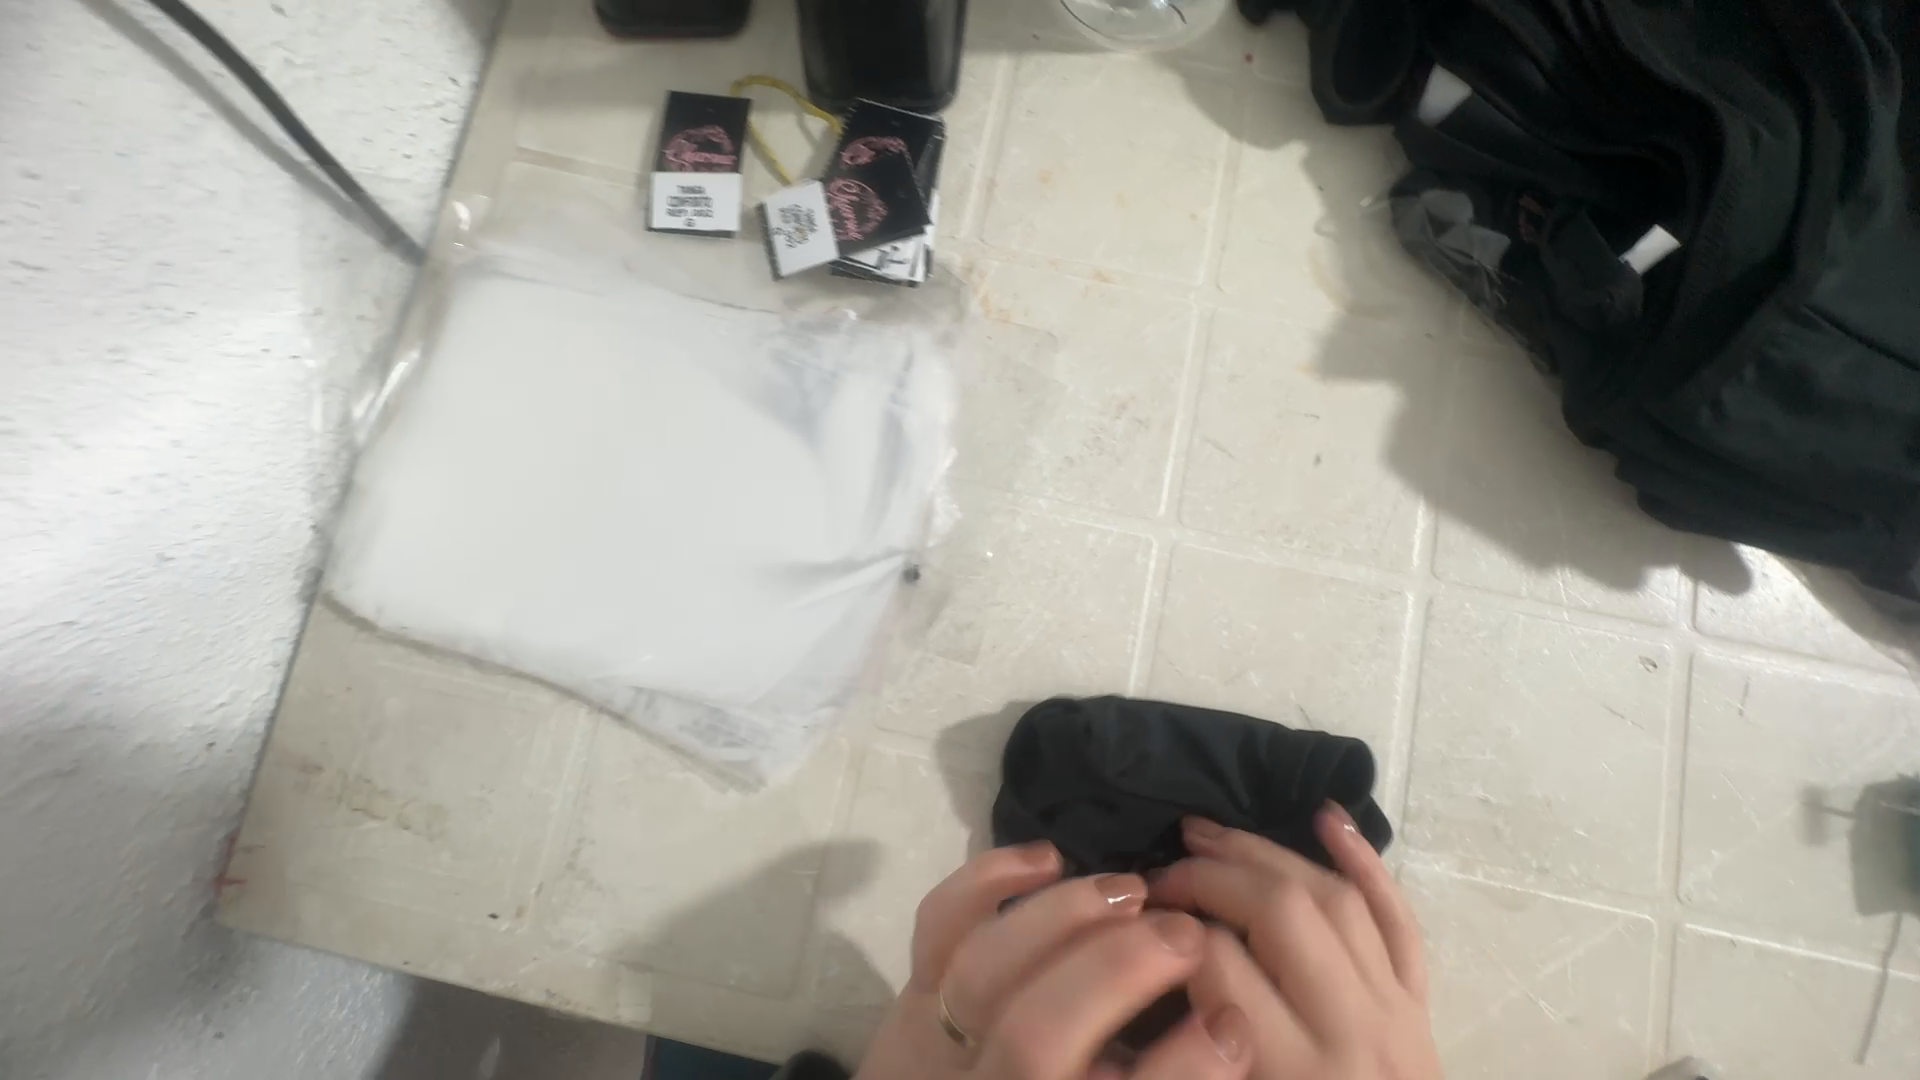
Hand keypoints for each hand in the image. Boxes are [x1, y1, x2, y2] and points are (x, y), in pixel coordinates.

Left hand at [855, 842, 1252, 1079]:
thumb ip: (1146, 1073)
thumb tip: (1221, 1029)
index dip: (1181, 1068)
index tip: (1233, 1023)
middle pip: (1037, 1035)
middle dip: (1116, 971)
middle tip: (1187, 933)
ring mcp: (930, 1037)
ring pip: (985, 969)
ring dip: (1063, 916)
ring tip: (1130, 889)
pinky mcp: (911, 993)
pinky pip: (938, 926)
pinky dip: (987, 879)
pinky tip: (1048, 857)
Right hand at [1149, 805, 1442, 1079]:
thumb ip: (1188, 1043)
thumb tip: (1148, 955)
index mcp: (1296, 1072)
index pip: (1219, 962)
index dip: (1169, 926)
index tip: (1138, 915)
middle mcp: (1354, 1032)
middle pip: (1280, 911)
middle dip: (1212, 873)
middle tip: (1165, 869)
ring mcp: (1398, 1013)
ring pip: (1334, 898)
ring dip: (1266, 851)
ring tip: (1209, 834)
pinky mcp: (1422, 1006)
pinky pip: (1398, 919)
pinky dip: (1366, 861)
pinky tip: (1329, 817)